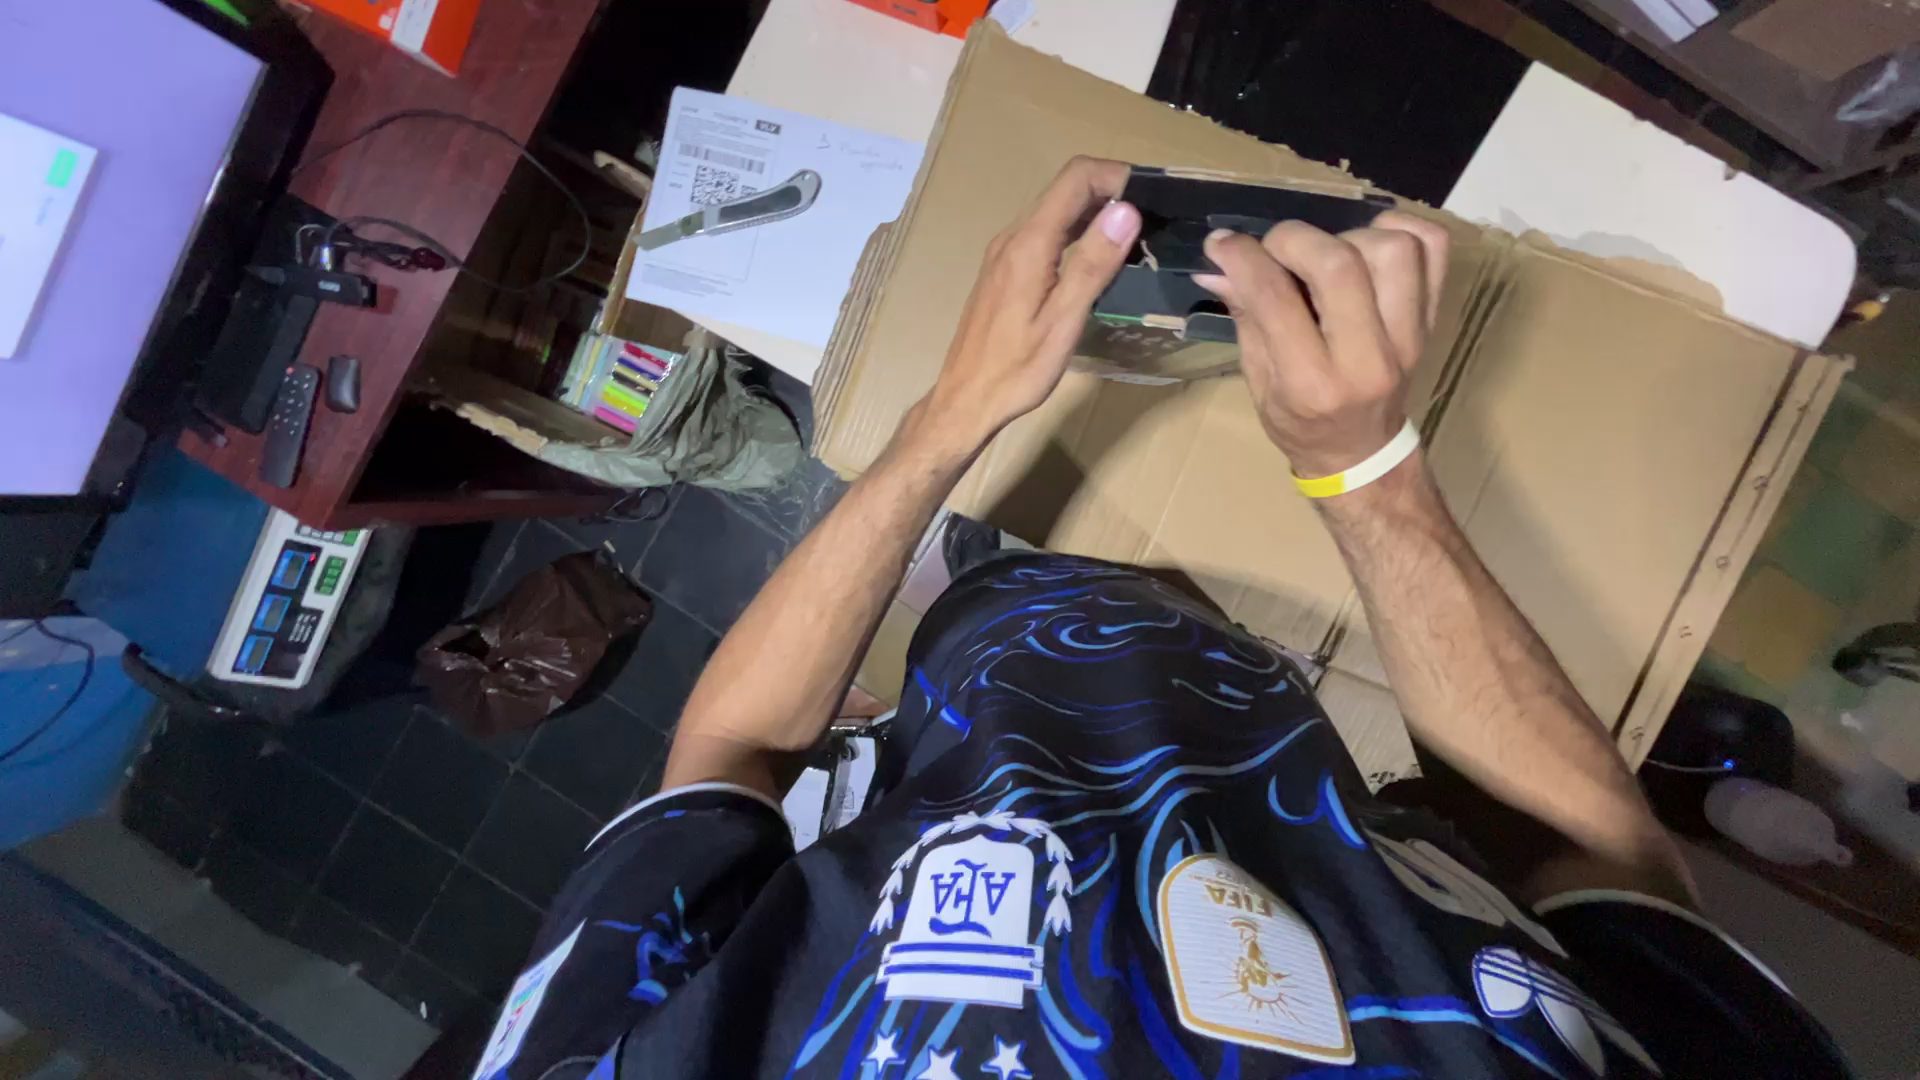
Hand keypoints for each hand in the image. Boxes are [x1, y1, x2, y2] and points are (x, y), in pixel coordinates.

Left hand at [913, 156, 1141, 453]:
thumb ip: (1092, 264)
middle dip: (1110, 195)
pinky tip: (1092, 266)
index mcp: (1028, 244)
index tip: (1151, 201)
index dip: (1117, 176)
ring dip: (1093, 218)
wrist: (965, 401)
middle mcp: (1011, 239)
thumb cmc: (1015, 371)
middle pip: (1065, 191)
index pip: (1076, 178)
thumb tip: (1126, 210)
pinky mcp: (1001, 274)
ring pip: (1054, 215)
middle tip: (1151, 223)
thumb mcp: (1062, 322)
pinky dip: (1073, 238)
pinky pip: (1042, 238)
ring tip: (1130, 244)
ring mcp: (1003, 256)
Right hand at [1194, 212, 1449, 481]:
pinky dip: (1400, 229)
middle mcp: (1365, 359)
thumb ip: (1246, 318)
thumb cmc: (1298, 423)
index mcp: (1310, 384)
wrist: (1360, 452)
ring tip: (1322, 255)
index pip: (1276, 301)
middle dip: (1293, 240)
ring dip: (1346, 238)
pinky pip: (1434, 248)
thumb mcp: (1258, 381)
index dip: (1244, 260)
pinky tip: (1366, 243)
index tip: (1221, 244)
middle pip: (1338, 265)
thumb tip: (1217, 266)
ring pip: (1391, 250)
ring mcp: (1408, 338)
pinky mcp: (1431, 320)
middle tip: (1272, 249)